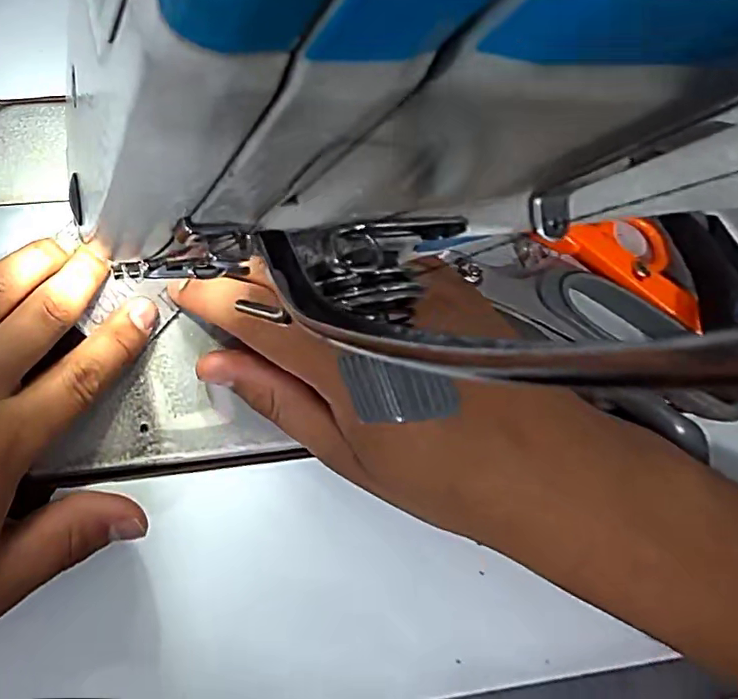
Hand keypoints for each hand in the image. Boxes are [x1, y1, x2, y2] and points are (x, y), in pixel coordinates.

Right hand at [173, 259, 662, 543]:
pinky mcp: (430, 276)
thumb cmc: (450, 474)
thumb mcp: (345, 449)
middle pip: (272, 272)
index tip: (184, 290)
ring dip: (286, 281)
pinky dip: (332, 278)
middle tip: (238, 320)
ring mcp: (399, 284)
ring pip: (312, 262)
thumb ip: (274, 395)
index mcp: (329, 352)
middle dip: (241, 287)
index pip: (244, 307)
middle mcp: (361, 304)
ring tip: (294, 320)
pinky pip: (358, 262)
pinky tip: (345, 308)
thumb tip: (219, 365)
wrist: (553, 467)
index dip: (204, 294)